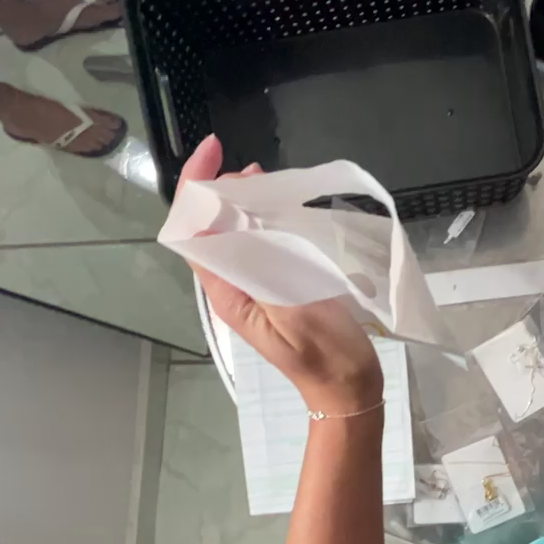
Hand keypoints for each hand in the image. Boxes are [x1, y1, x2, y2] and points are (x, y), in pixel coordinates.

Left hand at [177, 135, 382, 414]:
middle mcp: (235, 286)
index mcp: (228, 292)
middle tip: (256, 170)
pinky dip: (271, 223)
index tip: (217, 153)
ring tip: (271, 183)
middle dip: (223, 190)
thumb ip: (262, 267)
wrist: (350, 390)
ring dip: (247, 204)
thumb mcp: (293, 310)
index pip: (193, 230)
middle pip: (212, 227)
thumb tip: (233, 220)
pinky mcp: (280, 289)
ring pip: (239, 235)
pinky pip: (265, 248)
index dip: (197, 187)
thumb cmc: (326, 355)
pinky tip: (289, 213)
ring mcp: (258, 288)